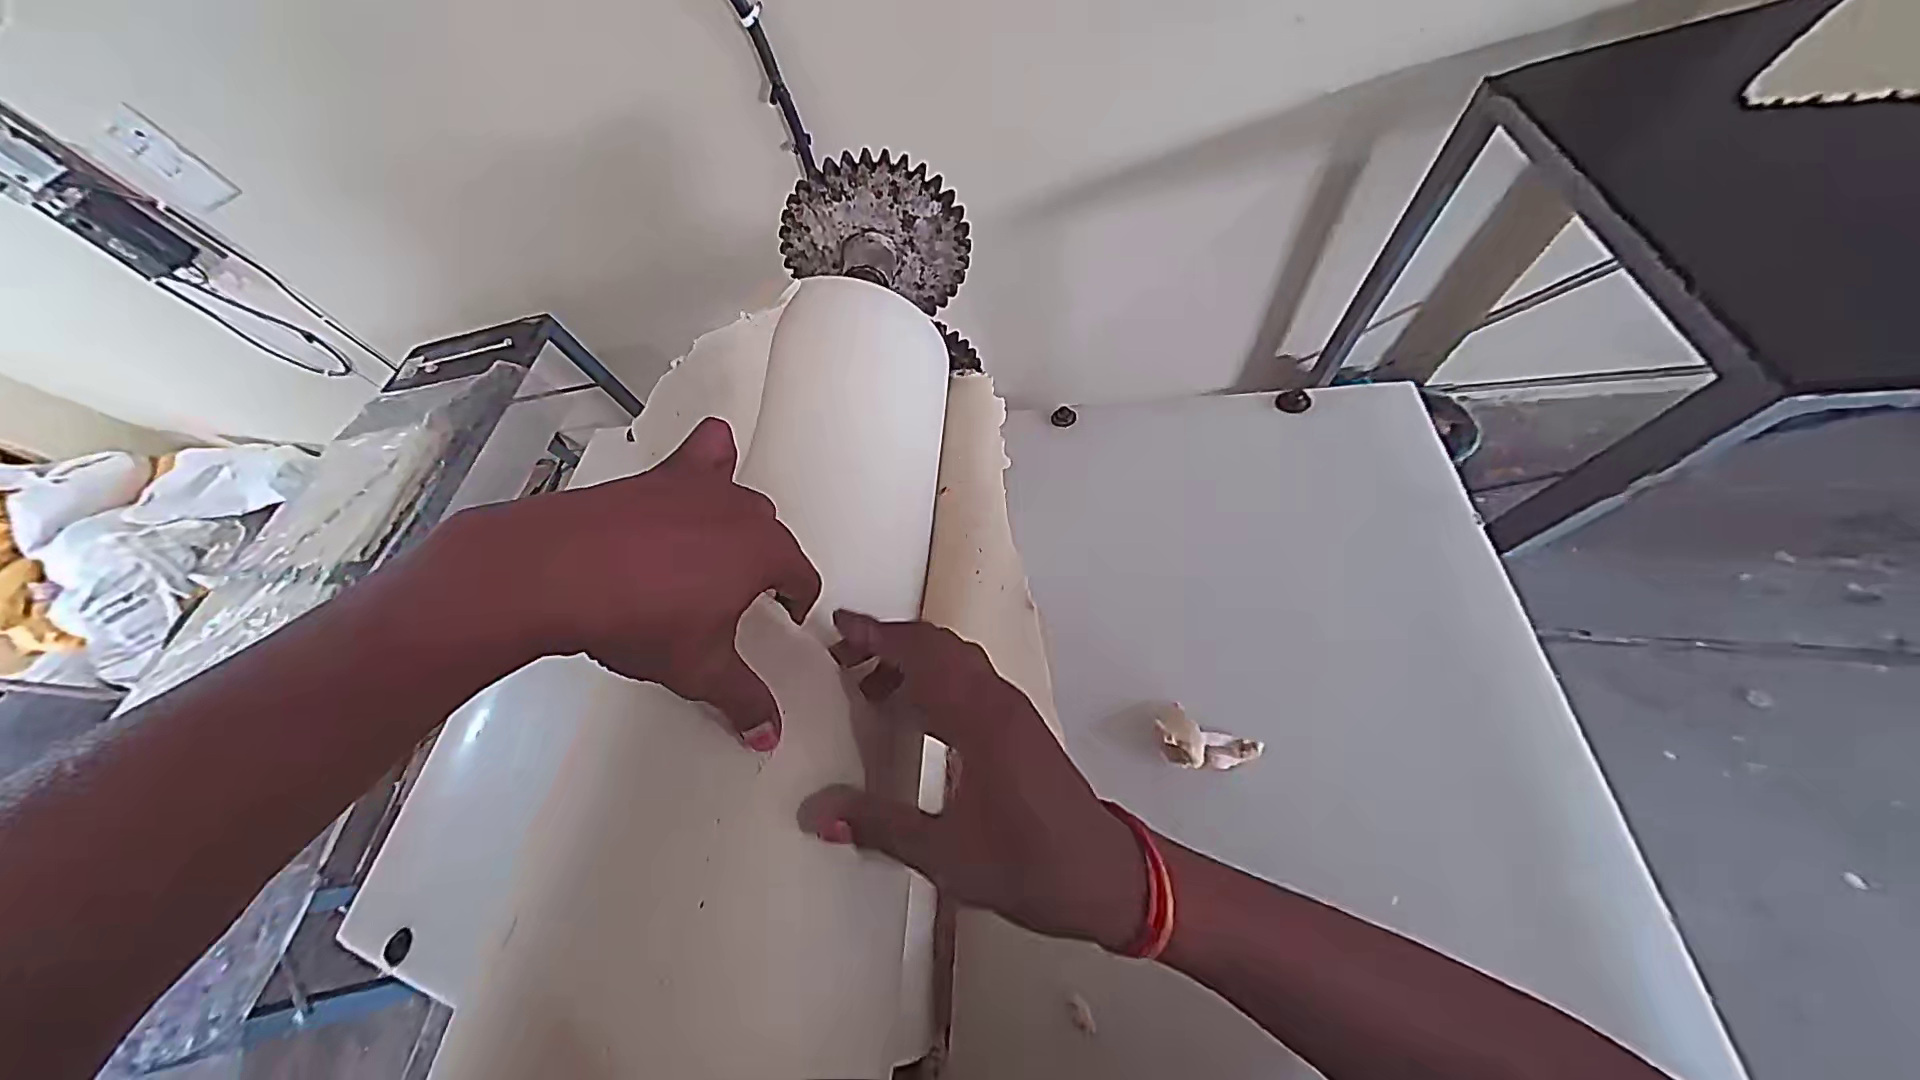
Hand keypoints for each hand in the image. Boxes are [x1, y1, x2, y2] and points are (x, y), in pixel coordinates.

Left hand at [403, 417, 820, 750]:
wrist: (551, 574)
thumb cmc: (633, 614)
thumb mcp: (699, 669)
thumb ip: (743, 699)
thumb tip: (766, 730)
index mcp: (766, 554)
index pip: (803, 577)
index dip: (797, 603)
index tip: (785, 615)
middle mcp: (741, 513)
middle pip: (775, 539)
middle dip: (767, 567)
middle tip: (740, 599)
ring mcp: (700, 488)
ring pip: (742, 500)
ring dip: (741, 524)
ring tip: (720, 550)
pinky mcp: (660, 477)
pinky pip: (702, 453)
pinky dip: (712, 456)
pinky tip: (709, 460)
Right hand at [799, 611, 1147, 951]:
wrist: (1102, 875)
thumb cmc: (1031, 864)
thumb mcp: (946, 854)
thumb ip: (879, 827)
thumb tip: (819, 813)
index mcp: (981, 720)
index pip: (922, 656)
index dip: (878, 635)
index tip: (841, 626)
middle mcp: (999, 702)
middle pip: (939, 646)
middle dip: (890, 640)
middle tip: (846, 655)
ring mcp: (1013, 709)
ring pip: (957, 659)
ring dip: (914, 658)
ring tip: (870, 683)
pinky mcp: (1019, 723)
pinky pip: (970, 679)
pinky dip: (936, 677)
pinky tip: (914, 711)